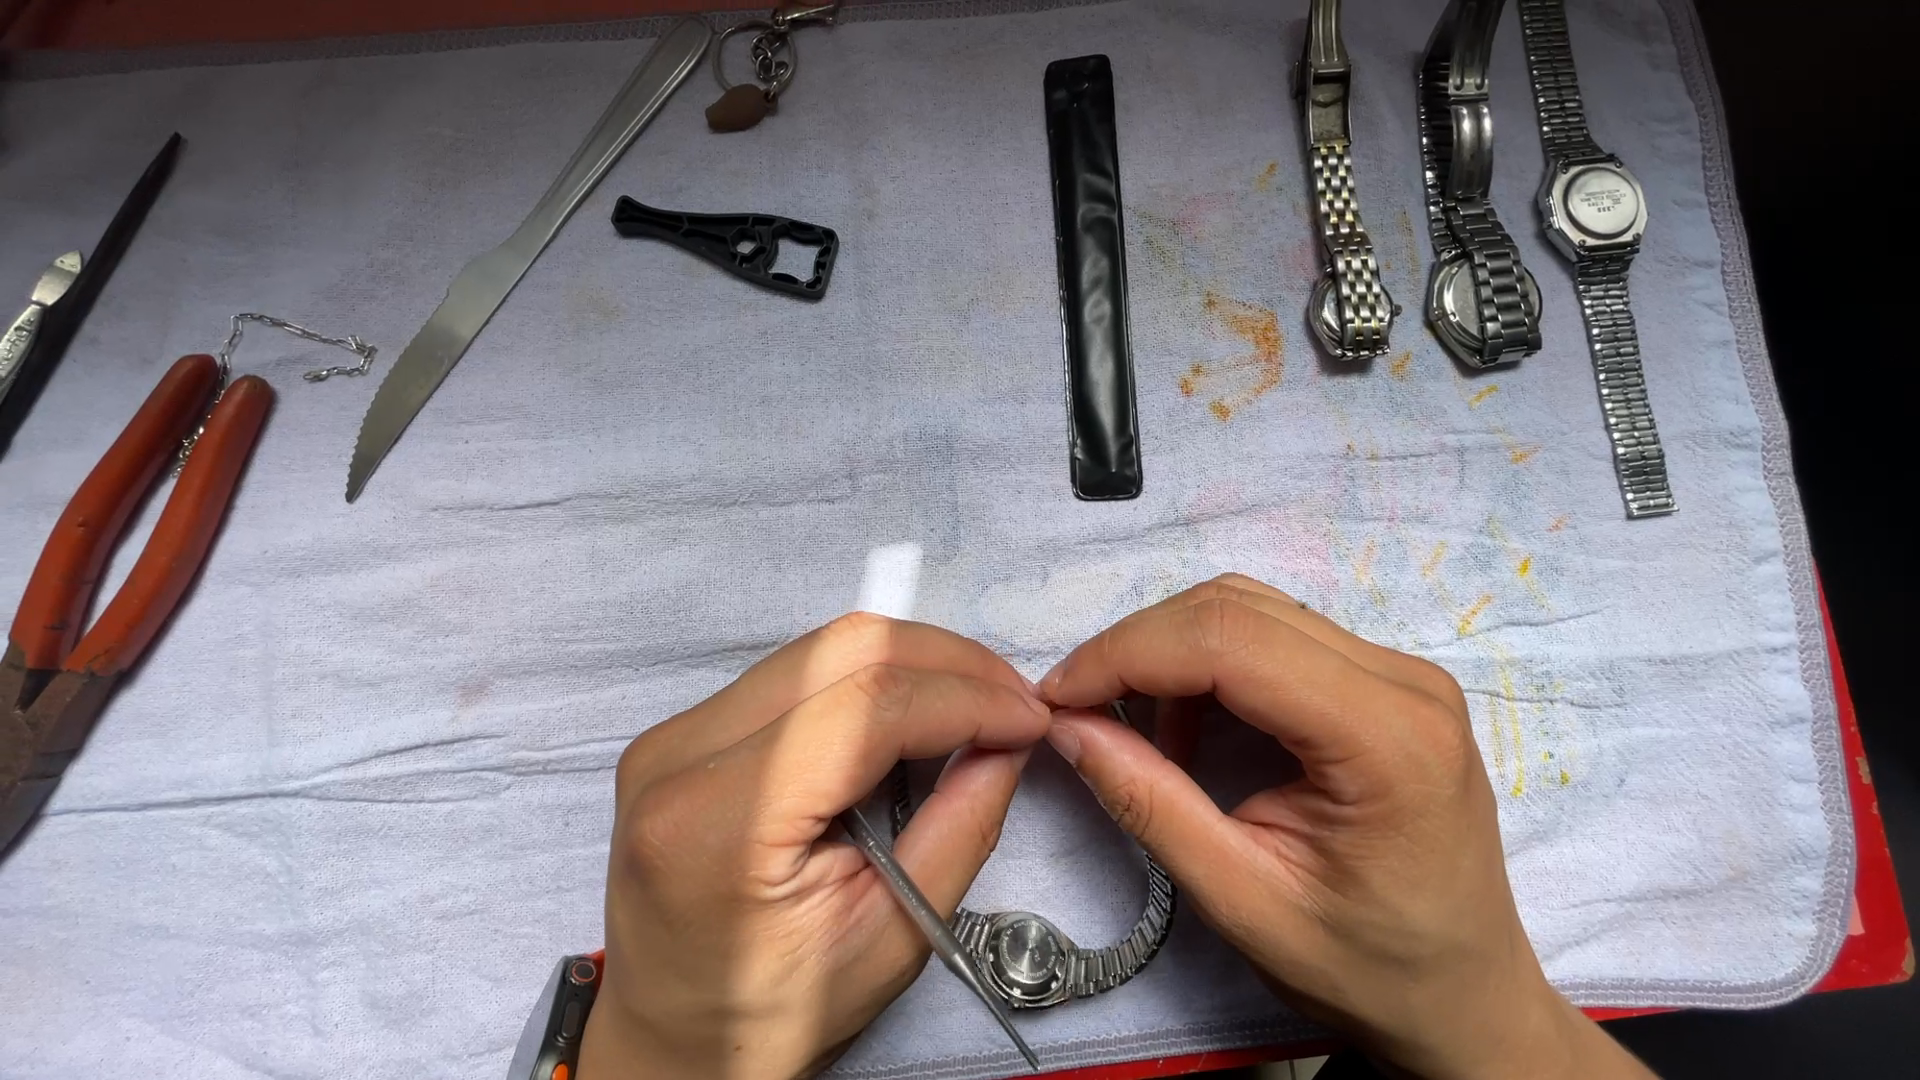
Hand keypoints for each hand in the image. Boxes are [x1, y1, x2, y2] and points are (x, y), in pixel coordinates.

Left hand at [580, 613, 1050, 1078]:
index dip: (965, 698)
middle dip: (948, 660)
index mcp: (721, 821)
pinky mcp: (686, 727)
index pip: (866, 709)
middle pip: (843, 649)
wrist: (666, 1038)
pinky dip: (872, 675)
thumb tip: (1010, 738)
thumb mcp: (891, 939)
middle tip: (1010, 700)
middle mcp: (682, 752)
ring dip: (914, 660)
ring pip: (824, 645)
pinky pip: (800, 669)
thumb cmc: (774, 1014)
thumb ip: (959, 828)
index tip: (1030, 717)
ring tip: (974, 702)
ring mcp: (676, 731)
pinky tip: (913, 711)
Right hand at [1039, 576, 1655, 1079]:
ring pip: (1246, 606)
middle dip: (1136, 646)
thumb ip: (1149, 805)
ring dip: (1166, 648)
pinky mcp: (1379, 675)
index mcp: (1383, 738)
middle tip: (1079, 704)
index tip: (1058, 695)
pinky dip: (1202, 659)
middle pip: (1232, 608)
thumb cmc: (1365, 969)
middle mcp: (1400, 679)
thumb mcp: (1242, 903)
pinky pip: (1268, 630)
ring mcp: (1396, 669)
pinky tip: (1186, 719)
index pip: (1227, 642)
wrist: (1467, 998)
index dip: (1126, 654)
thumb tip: (1067, 725)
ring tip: (1128, 716)